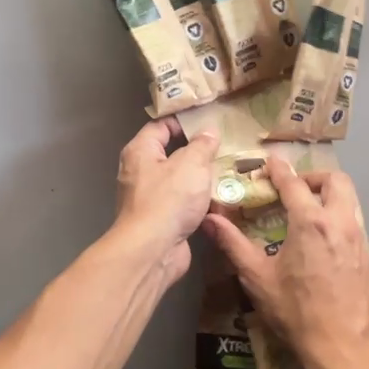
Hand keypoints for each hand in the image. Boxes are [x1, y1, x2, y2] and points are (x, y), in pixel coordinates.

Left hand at [113, 118, 218, 271]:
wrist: (153, 250)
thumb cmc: (169, 199)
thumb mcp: (191, 164)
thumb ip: (202, 145)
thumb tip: (208, 131)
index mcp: (141, 151)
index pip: (161, 125)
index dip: (184, 120)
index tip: (209, 119)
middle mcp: (140, 171)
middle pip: (170, 153)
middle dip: (196, 150)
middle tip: (224, 145)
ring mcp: (148, 197)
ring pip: (178, 180)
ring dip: (200, 178)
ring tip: (228, 169)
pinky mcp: (160, 220)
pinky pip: (181, 202)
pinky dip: (198, 200)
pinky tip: (220, 198)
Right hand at [203, 158, 368, 365]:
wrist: (342, 346)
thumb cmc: (296, 311)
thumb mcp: (257, 278)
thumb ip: (233, 243)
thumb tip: (210, 220)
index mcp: (311, 222)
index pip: (293, 183)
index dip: (279, 170)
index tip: (269, 163)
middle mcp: (340, 222)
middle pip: (335, 181)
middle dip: (313, 177)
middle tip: (293, 188)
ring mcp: (359, 238)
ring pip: (350, 199)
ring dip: (329, 194)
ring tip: (307, 209)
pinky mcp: (368, 255)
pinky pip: (355, 221)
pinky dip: (338, 215)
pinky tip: (322, 237)